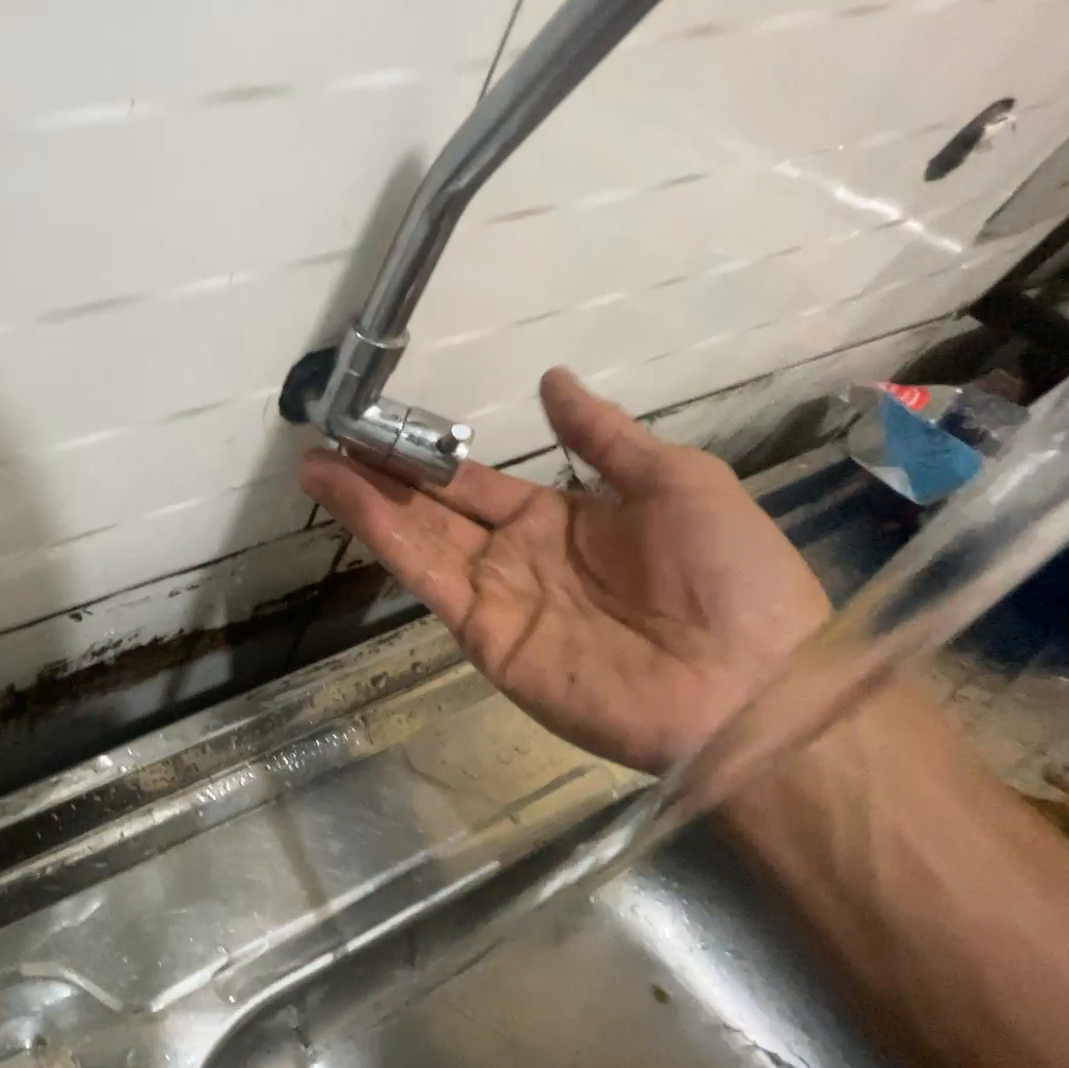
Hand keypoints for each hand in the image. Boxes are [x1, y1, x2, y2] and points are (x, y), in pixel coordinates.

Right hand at [302, 367, 831, 772]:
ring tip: (315, 468)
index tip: (375, 430)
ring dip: (363, 503)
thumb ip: (604, 436)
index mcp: (556, 517)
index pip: (470, 483)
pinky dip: (385, 539)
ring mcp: (493, 596)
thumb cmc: (731, 576)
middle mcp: (512, 555)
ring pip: (415, 538)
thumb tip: (552, 380)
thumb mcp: (678, 481)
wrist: (753, 686)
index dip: (422, 457)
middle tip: (324, 444)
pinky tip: (351, 506)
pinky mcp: (483, 633)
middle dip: (376, 476)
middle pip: (429, 507)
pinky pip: (428, 577)